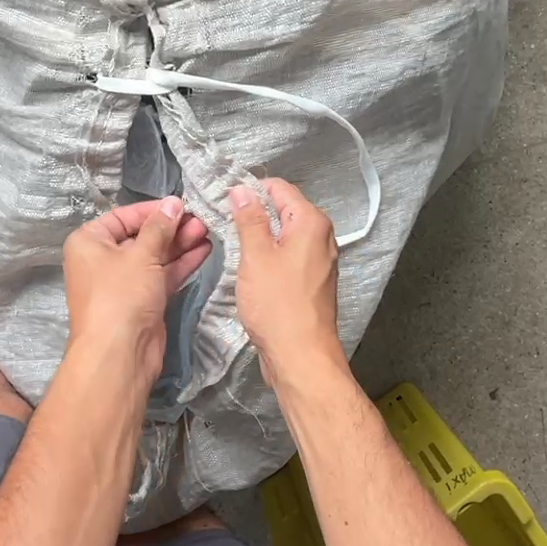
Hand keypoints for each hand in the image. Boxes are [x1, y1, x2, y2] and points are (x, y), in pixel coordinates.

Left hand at [62, 197, 211, 388]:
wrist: (119, 354)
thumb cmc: (121, 294)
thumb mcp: (141, 254)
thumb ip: (160, 227)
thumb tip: (173, 202)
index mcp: (90, 242)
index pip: (123, 216)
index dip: (153, 210)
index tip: (180, 204)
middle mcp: (103, 260)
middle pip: (141, 236)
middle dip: (171, 227)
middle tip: (200, 218)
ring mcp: (124, 282)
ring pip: (155, 256)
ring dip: (180, 244)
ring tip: (207, 230)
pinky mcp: (143, 300)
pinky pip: (162, 274)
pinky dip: (181, 263)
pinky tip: (203, 250)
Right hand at [231, 179, 344, 385]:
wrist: (301, 357)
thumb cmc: (277, 303)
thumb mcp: (256, 255)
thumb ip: (249, 218)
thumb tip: (241, 189)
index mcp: (311, 222)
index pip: (279, 188)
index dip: (250, 191)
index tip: (224, 202)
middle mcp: (322, 236)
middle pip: (284, 209)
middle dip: (256, 213)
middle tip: (226, 224)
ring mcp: (321, 259)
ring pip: (286, 234)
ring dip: (262, 236)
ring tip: (237, 246)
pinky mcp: (314, 280)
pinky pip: (291, 254)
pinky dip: (272, 255)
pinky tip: (254, 269)